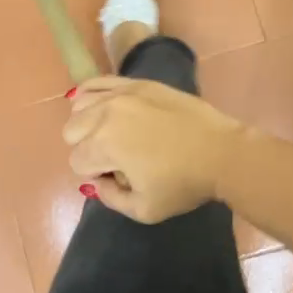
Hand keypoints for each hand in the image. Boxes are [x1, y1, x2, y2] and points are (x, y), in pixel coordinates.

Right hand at [64, 77, 259, 222]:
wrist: (221, 151)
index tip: (119, 178)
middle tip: (114, 157)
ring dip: (89, 122)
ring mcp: (120, 93)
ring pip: (79, 105)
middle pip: (71, 131)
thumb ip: (110, 199)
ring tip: (113, 133)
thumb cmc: (184, 184)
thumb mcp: (144, 210)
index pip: (77, 162)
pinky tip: (104, 107)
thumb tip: (98, 182)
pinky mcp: (136, 82)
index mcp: (103, 145)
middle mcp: (104, 114)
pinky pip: (98, 82)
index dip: (95, 175)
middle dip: (86, 147)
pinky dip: (92, 94)